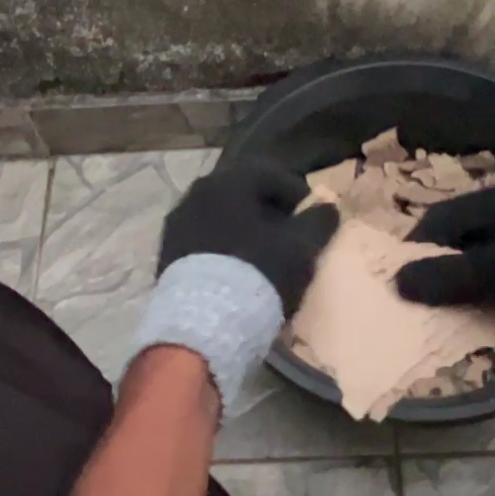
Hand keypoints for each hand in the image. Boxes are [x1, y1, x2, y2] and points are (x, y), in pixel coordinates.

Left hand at [127, 160, 340, 408]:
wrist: (204, 322)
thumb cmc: (257, 272)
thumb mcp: (300, 247)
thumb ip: (318, 221)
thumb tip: (328, 207)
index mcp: (227, 182)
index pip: (269, 173)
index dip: (296, 192)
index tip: (312, 213)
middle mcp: (196, 194)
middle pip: (241, 194)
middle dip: (268, 210)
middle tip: (290, 233)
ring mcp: (176, 225)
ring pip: (219, 218)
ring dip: (243, 230)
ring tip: (265, 255)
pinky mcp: (166, 255)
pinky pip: (203, 241)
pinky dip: (223, 249)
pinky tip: (237, 272)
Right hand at [396, 174, 494, 376]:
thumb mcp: (492, 273)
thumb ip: (444, 276)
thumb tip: (398, 281)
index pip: (445, 216)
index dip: (420, 246)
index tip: (407, 273)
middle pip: (474, 225)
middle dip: (453, 255)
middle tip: (439, 287)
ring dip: (484, 264)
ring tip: (474, 293)